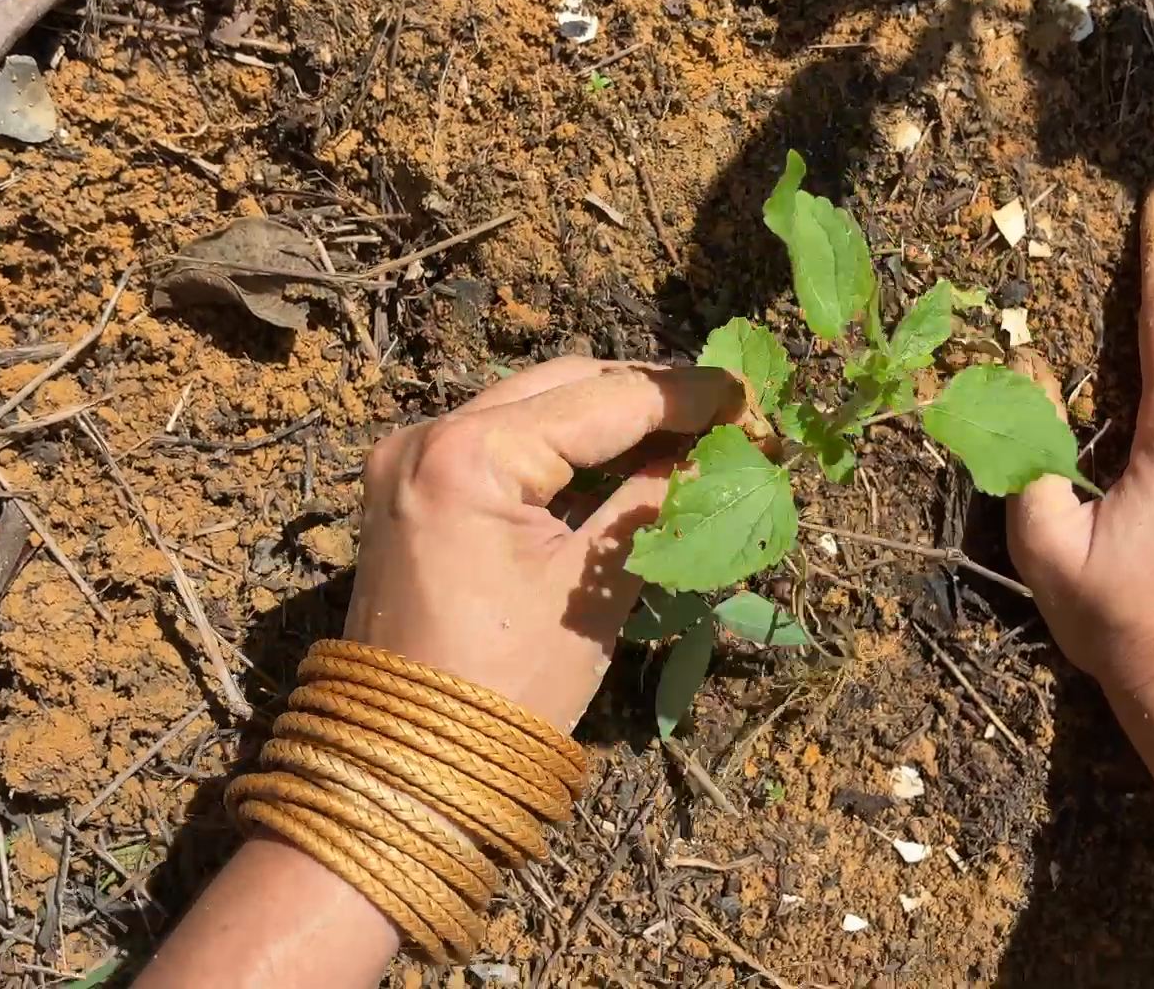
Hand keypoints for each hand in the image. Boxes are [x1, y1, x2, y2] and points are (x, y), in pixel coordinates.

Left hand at [343, 359, 741, 730]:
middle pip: (565, 384)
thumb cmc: (508, 688)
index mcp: (470, 455)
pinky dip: (565, 448)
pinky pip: (505, 442)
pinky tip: (620, 458)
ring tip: (681, 433)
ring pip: (534, 406)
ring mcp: (413, 457)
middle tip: (718, 411)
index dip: (683, 395)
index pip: (604, 401)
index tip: (743, 392)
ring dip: (609, 417)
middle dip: (647, 396)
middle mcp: (429, 435)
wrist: (410, 768)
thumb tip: (710, 454)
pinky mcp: (415, 485)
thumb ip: (652, 502)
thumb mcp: (594, 588)